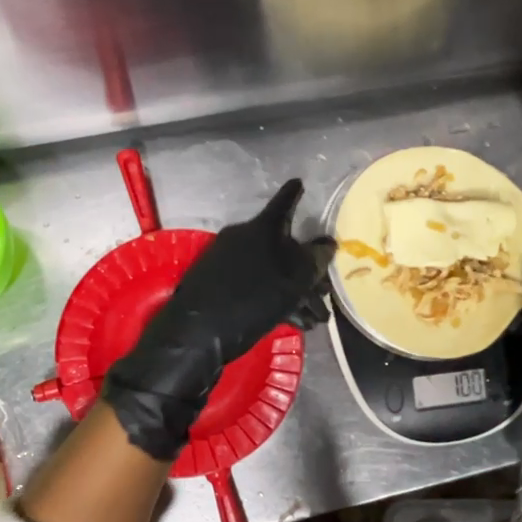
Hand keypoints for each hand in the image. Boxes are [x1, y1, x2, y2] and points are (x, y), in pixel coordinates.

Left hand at [104, 180, 335, 461]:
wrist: (194, 338)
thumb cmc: (248, 302)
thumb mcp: (291, 282)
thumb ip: (313, 261)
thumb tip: (327, 244)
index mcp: (259, 230)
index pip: (283, 204)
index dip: (294, 195)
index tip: (299, 182)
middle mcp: (241, 240)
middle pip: (283, 246)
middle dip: (308, 269)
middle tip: (326, 291)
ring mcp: (227, 265)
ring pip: (272, 271)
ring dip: (297, 292)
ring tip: (316, 318)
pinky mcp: (219, 289)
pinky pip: (257, 287)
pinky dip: (278, 301)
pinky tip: (294, 322)